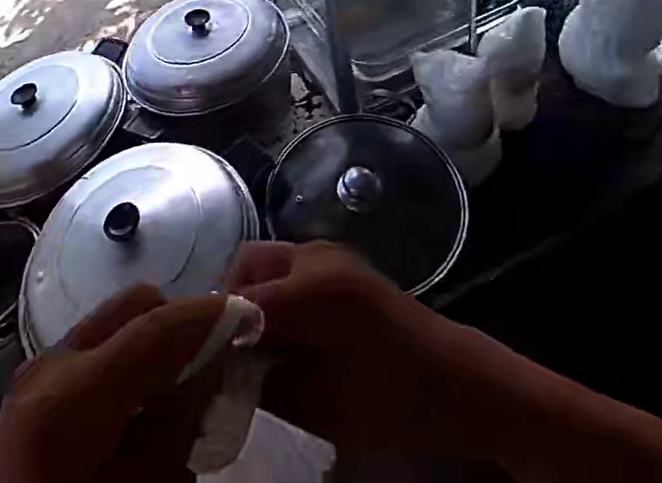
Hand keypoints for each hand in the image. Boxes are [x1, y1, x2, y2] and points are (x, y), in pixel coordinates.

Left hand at [0, 285, 226, 482]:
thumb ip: (176, 431)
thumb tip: (207, 378)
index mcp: (70, 400)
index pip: (152, 329)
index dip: (206, 316)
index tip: (247, 312)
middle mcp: (51, 368)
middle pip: (134, 305)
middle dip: (180, 319)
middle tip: (214, 352)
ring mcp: (39, 371)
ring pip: (116, 320)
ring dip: (156, 338)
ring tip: (180, 380)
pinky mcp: (37, 384)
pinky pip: (97, 346)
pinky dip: (130, 357)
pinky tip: (143, 400)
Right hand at [224, 241, 494, 460]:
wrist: (460, 383)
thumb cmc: (398, 402)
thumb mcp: (324, 406)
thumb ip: (265, 382)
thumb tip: (221, 369)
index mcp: (317, 288)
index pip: (239, 300)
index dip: (215, 331)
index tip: (201, 363)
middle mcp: (320, 257)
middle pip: (248, 264)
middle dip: (230, 303)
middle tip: (229, 352)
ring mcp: (333, 256)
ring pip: (267, 263)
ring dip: (252, 297)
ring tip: (257, 347)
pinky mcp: (342, 265)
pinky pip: (289, 269)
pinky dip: (274, 294)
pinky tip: (286, 335)